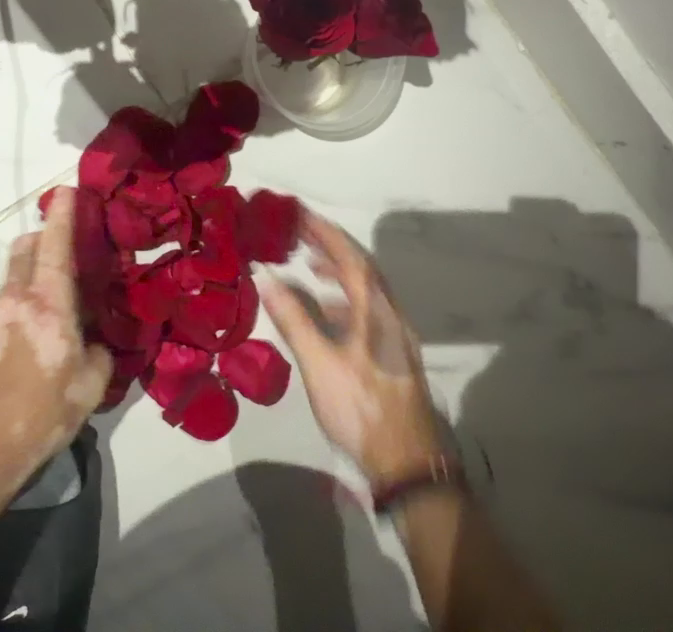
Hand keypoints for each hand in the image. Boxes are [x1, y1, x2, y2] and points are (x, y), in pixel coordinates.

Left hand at [0, 187, 113, 486]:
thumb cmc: (41, 415)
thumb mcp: (89, 389)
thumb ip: (98, 356)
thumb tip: (94, 342)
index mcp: (48, 306)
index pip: (54, 246)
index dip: (61, 215)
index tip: (66, 190)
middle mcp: (17, 300)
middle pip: (26, 249)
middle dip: (44, 236)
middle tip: (69, 244)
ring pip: (15, 275)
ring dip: (35, 270)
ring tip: (62, 294)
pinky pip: (9, 300)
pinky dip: (25, 297)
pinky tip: (41, 328)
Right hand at [258, 211, 443, 486]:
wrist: (406, 460)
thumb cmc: (360, 407)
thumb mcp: (319, 363)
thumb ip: (293, 318)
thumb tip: (265, 276)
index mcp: (376, 310)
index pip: (349, 256)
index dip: (323, 230)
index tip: (297, 212)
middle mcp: (390, 315)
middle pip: (361, 268)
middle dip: (330, 245)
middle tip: (297, 232)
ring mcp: (395, 336)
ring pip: (365, 290)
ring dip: (337, 271)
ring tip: (308, 264)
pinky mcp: (392, 355)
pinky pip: (366, 311)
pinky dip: (342, 299)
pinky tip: (324, 311)